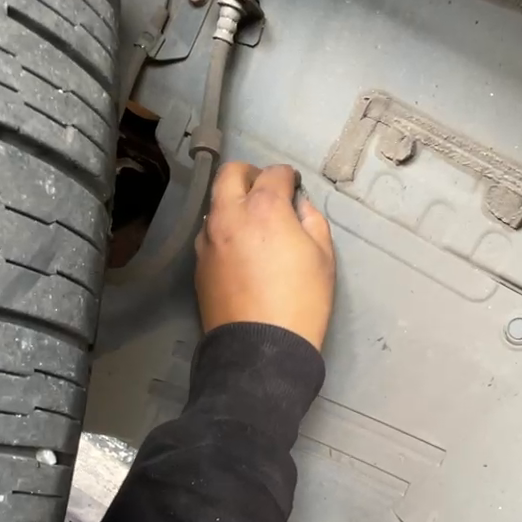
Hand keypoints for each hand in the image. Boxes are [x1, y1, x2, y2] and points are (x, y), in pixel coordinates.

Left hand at [194, 162, 336, 349]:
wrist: (262, 348)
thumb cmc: (301, 302)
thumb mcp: (323, 258)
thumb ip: (313, 222)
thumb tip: (299, 208)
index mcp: (264, 208)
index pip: (274, 174)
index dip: (288, 177)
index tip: (295, 186)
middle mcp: (228, 216)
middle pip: (231, 174)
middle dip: (250, 175)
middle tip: (266, 191)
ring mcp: (208, 241)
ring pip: (214, 205)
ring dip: (232, 204)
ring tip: (251, 225)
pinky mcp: (199, 265)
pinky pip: (209, 236)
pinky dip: (223, 232)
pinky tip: (238, 252)